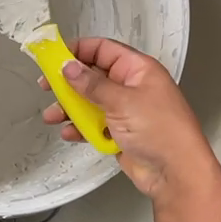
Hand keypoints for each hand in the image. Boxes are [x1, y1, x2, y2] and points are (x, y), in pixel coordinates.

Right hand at [40, 37, 206, 202]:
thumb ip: (92, 84)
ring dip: (69, 109)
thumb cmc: (161, 130)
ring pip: (89, 102)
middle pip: (92, 76)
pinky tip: (70, 132)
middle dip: (68, 83)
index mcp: (137, 70)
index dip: (77, 51)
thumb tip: (68, 67)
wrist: (174, 172)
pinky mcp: (119, 132)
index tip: (53, 57)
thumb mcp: (122, 101)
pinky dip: (80, 128)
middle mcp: (130, 87)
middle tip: (46, 86)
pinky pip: (93, 125)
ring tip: (52, 116)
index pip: (103, 50)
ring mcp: (124, 110)